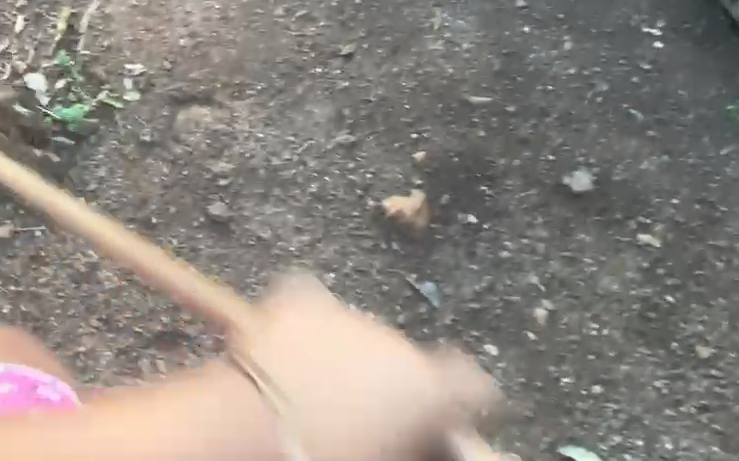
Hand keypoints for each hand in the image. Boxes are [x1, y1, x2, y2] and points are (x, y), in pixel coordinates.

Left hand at [230, 274, 497, 460]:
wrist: (267, 425)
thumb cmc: (333, 452)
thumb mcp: (391, 452)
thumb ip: (413, 436)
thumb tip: (413, 434)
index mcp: (432, 389)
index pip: (472, 383)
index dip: (460, 395)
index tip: (447, 411)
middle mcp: (397, 341)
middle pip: (405, 353)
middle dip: (390, 374)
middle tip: (364, 406)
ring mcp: (346, 313)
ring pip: (358, 326)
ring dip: (348, 344)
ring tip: (320, 376)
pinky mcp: (297, 297)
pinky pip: (307, 293)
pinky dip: (306, 310)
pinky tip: (291, 332)